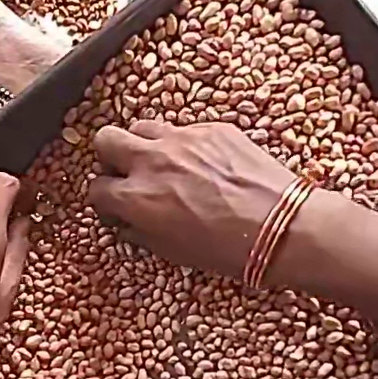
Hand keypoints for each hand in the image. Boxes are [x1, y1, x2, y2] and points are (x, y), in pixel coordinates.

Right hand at [86, 120, 297, 278]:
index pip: (96, 188)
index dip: (104, 199)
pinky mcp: (212, 128)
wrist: (281, 227)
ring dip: (144, 144)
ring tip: (163, 163)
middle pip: (106, 139)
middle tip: (127, 172)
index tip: (115, 205)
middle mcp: (152, 161)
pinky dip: (184, 144)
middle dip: (110, 156)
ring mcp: (182, 139)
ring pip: (142, 126)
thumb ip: (140, 232)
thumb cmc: (226, 250)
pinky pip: (184, 128)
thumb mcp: (173, 252)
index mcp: (137, 198)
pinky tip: (202, 163)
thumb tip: (128, 223)